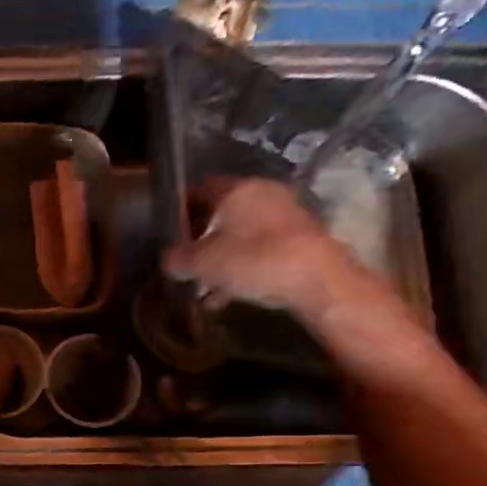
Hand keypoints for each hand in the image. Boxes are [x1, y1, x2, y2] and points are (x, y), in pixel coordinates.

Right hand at [161, 177, 373, 321]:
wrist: (317, 280)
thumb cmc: (252, 260)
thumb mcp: (200, 263)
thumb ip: (177, 259)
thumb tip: (170, 260)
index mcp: (236, 190)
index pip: (199, 190)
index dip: (180, 211)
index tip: (169, 235)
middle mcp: (263, 194)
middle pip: (221, 214)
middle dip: (201, 240)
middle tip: (187, 264)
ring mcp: (286, 215)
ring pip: (241, 235)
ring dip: (222, 259)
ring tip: (206, 289)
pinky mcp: (302, 239)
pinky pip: (261, 250)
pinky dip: (244, 268)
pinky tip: (229, 295)